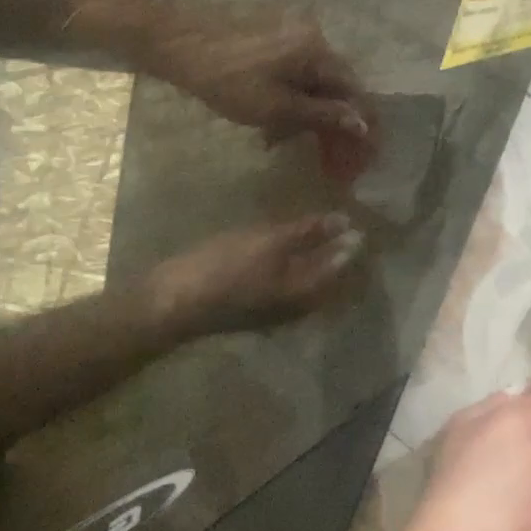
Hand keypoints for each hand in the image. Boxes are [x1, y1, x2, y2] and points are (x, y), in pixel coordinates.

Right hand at [142, 213, 364, 339]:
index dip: (349, 244)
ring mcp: (272, 309)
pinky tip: (285, 250)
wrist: (172, 302)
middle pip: (326, 280)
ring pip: (305, 282)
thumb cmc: (224, 269)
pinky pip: (285, 283)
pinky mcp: (252, 304)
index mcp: (305, 295)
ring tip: (318, 231)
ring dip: (315, 258)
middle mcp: (295, 308)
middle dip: (335, 253)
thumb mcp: (268, 245)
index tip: (358, 221)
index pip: (341, 268)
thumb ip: (307, 234)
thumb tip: (345, 222)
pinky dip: (293, 265)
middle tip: (343, 225)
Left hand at [148, 12, 366, 144]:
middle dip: (333, 127)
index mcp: (320, 51)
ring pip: (313, 85)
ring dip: (308, 117)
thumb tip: (363, 124)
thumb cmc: (227, 79)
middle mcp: (314, 38)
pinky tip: (270, 127)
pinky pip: (294, 76)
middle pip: (337, 89)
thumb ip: (322, 115)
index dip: (363, 129)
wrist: (177, 43)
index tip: (360, 160)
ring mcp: (291, 36)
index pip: (357, 93)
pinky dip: (290, 102)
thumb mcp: (276, 107)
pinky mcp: (272, 40)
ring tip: (282, 144)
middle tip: (328, 163)